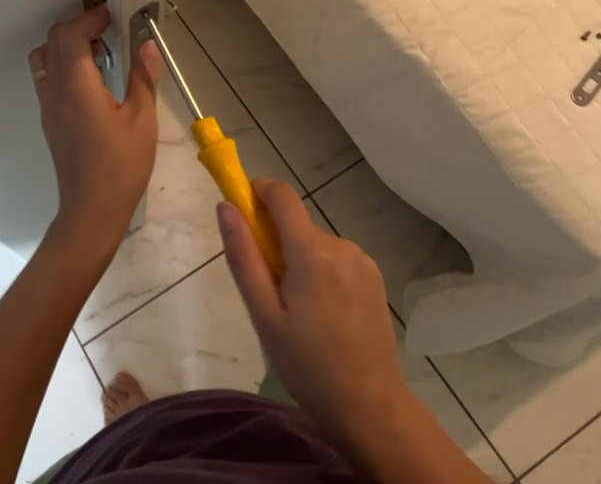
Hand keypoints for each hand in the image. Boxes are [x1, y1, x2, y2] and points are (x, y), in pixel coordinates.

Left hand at [29, 6, 161, 254]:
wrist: (91, 209)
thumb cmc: (121, 166)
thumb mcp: (142, 120)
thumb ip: (143, 77)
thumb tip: (147, 43)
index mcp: (76, 86)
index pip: (71, 35)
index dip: (90, 18)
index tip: (112, 16)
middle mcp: (54, 90)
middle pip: (53, 41)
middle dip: (77, 27)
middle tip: (107, 31)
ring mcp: (47, 106)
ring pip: (43, 58)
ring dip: (65, 45)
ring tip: (97, 53)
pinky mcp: (49, 119)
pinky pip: (46, 78)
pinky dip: (62, 65)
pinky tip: (91, 79)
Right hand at [220, 179, 409, 451]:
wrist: (371, 407)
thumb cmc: (307, 364)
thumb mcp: (263, 313)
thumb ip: (243, 255)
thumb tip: (226, 206)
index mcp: (312, 251)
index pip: (282, 194)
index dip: (257, 192)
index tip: (240, 213)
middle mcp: (341, 245)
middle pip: (296, 224)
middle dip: (274, 242)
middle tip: (267, 293)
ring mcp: (362, 261)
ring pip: (315, 243)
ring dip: (297, 260)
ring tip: (296, 312)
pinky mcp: (374, 278)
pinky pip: (334, 259)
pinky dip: (319, 272)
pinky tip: (321, 315)